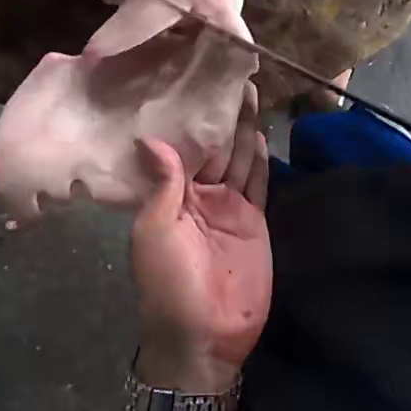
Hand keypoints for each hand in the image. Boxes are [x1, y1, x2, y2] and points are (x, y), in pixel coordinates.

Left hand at [129, 88, 271, 393]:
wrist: (204, 336)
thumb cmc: (168, 282)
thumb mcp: (155, 230)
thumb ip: (162, 184)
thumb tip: (149, 136)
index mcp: (169, 193)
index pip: (180, 145)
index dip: (188, 117)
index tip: (193, 83)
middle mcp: (199, 193)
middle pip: (212, 146)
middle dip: (219, 114)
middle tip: (229, 74)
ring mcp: (229, 206)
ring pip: (237, 158)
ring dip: (242, 129)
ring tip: (248, 92)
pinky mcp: (255, 221)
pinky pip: (258, 183)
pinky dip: (260, 160)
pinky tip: (261, 134)